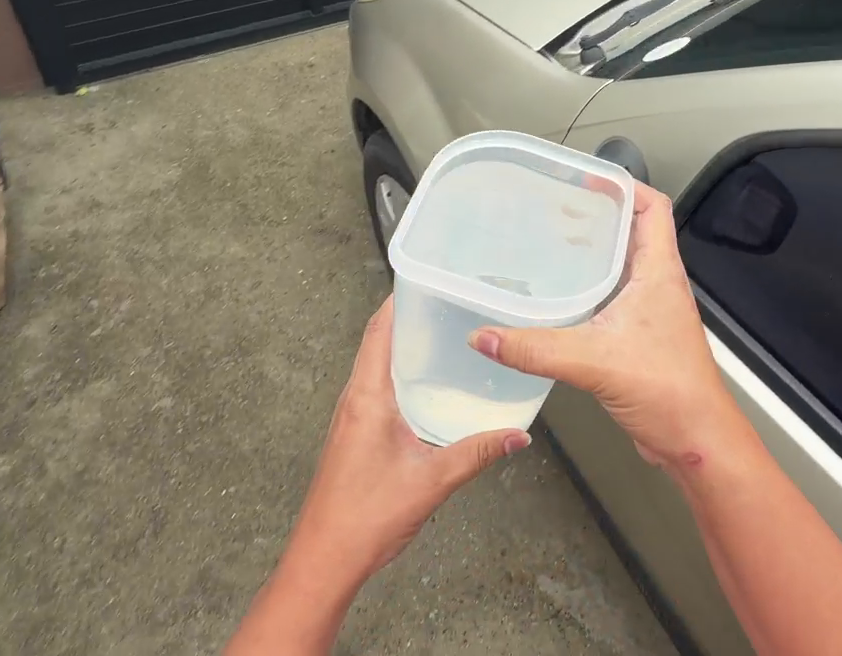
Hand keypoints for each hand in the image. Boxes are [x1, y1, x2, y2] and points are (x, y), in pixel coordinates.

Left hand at [289, 297, 528, 580]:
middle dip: (409, 318)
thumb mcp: (431, 481)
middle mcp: (353, 398)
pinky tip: (427, 386)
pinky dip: (399, 373)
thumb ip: (476, 452)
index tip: (428, 278)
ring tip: (443, 335)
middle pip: (378, 341)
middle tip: (449, 303)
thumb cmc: (367, 518)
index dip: (399, 300)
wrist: (323, 562)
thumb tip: (518, 435)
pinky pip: (376, 387)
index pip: (379, 330)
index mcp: (367, 396)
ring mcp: (350, 416)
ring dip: (403, 345)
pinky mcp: (352, 434)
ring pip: (376, 364)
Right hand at [468, 183, 740, 470]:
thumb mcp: (594, 361)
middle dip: (598, 215)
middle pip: (633, 231)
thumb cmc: (670, 391)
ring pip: (622, 265)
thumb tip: (484, 335)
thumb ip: (535, 348)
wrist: (696, 440)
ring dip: (593, 252)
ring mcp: (651, 310)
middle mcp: (658, 284)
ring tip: (552, 245)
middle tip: (556, 209)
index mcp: (659, 272)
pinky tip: (558, 299)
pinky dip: (589, 289)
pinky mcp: (640, 335)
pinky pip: (613, 297)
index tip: (587, 178)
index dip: (624, 186)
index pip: (653, 208)